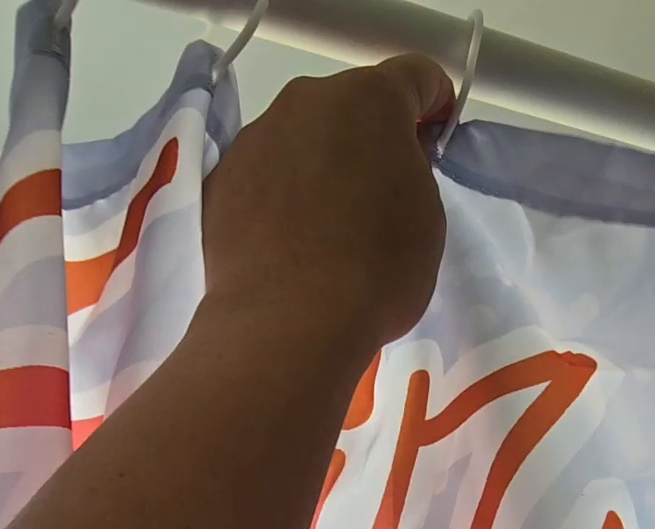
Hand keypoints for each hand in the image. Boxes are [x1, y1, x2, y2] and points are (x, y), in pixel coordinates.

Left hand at [201, 55, 455, 357]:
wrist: (288, 324)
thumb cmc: (375, 273)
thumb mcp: (427, 221)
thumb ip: (413, 173)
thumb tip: (390, 167)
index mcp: (370, 100)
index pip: (415, 77)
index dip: (432, 105)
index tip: (434, 135)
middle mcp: (306, 102)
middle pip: (348, 108)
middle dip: (368, 141)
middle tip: (377, 197)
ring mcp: (255, 138)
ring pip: (299, 141)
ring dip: (318, 168)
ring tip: (324, 232)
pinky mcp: (220, 181)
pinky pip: (262, 178)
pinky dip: (277, 199)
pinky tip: (286, 245)